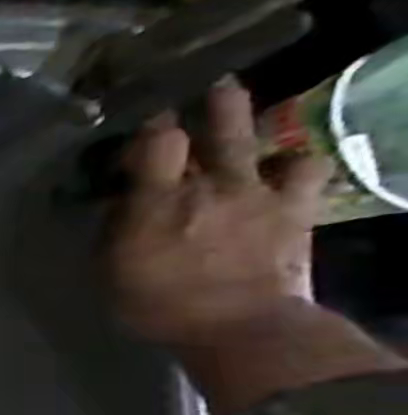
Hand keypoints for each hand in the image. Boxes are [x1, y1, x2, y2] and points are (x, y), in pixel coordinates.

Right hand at [107, 76, 330, 349]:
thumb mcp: (110, 268)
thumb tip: (119, 202)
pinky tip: (278, 162)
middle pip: (211, 128)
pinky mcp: (294, 207)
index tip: (137, 124)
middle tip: (195, 87)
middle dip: (203, 105)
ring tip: (230, 100)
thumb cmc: (155, 302)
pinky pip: (303, 168)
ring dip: (241, 117)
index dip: (147, 126)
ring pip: (255, 137)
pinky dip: (290, 159)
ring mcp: (258, 192)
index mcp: (157, 200)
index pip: (156, 142)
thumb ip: (114, 228)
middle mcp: (210, 184)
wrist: (238, 327)